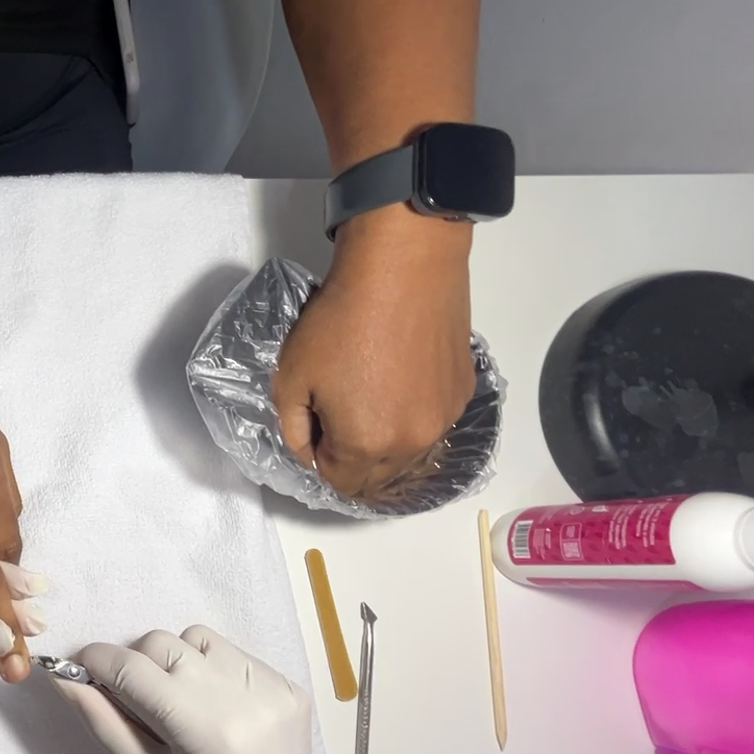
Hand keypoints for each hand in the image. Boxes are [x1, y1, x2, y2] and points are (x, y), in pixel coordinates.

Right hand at [54, 627, 372, 753]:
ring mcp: (272, 688)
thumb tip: (61, 676)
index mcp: (206, 731)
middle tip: (139, 703)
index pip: (131, 668)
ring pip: (193, 638)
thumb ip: (101, 721)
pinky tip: (214, 704)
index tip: (80, 672)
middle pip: (159, 644)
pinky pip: (229, 650)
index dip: (95, 662)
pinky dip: (208, 667)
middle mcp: (244, 700)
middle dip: (135, 664)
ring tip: (181, 702)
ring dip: (174, 660)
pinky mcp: (290, 685)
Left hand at [273, 206, 474, 498]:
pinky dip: (408, 423)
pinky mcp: (464, 391)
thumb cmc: (336, 327)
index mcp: (365, 445)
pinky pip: (430, 427)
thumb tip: (307, 453)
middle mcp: (413, 442)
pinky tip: (392, 392)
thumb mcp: (289, 382)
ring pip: (407, 456)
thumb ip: (293, 430)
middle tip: (331, 423)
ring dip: (381, 447)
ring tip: (361, 409)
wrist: (403, 272)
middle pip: (377, 477)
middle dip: (349, 461)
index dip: (318, 462)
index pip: (339, 482)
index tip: (310, 433)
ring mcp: (445, 417)